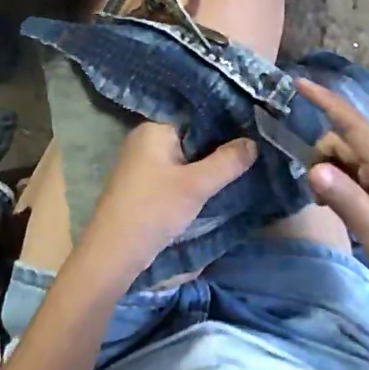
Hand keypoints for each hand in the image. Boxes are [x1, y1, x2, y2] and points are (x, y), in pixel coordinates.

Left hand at [74, 122, 257, 280]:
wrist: (114, 253)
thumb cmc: (154, 209)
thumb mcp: (197, 185)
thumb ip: (227, 162)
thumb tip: (254, 142)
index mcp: (154, 128)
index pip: (198, 116)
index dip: (226, 124)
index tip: (253, 131)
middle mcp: (146, 138)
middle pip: (193, 136)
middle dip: (219, 146)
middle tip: (252, 152)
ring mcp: (143, 162)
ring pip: (186, 156)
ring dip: (208, 165)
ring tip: (241, 166)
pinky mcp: (144, 183)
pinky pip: (177, 171)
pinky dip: (194, 177)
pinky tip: (215, 184)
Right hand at [299, 79, 368, 327]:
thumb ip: (344, 198)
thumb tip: (313, 168)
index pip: (354, 124)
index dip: (327, 101)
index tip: (300, 83)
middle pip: (346, 142)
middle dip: (322, 159)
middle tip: (316, 197)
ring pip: (348, 158)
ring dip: (331, 175)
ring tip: (327, 207)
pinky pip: (357, 173)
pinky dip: (342, 184)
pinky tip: (340, 208)